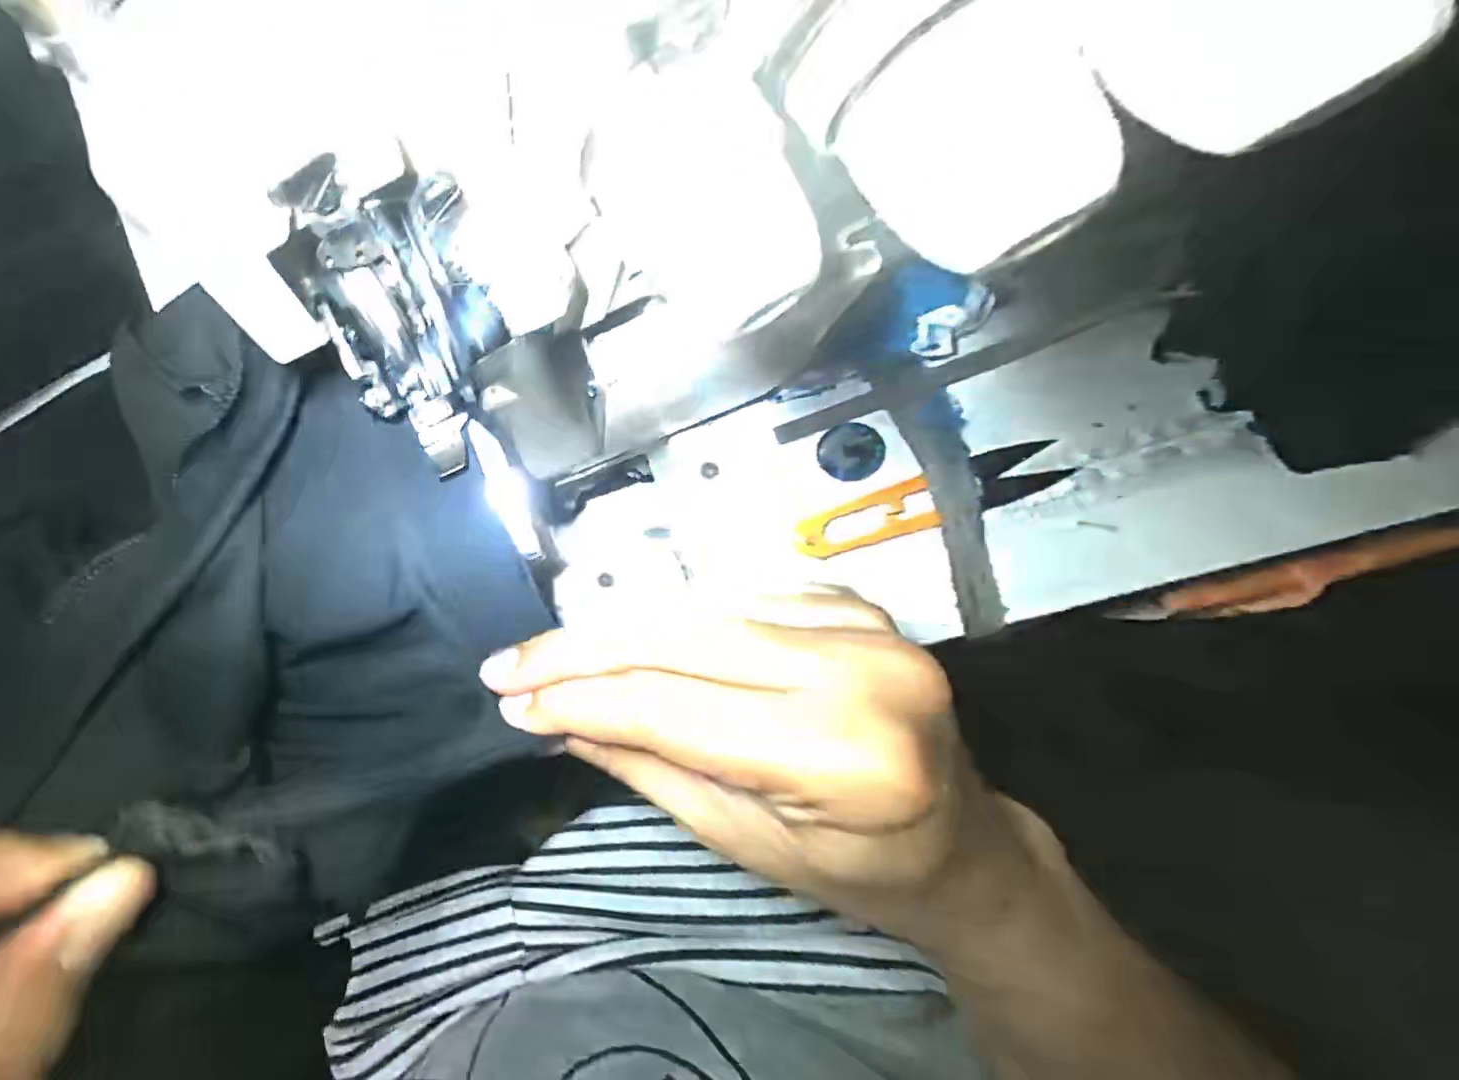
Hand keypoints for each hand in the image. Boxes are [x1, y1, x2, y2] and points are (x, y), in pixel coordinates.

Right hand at [479, 590, 1044, 947]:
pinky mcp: (848, 599)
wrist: (967, 842)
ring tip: (550, 654)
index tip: (512, 700)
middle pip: (674, 636)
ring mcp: (859, 621)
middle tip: (509, 666)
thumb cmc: (856, 869)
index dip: (578, 698)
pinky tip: (624, 638)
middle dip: (576, 650)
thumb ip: (643, 763)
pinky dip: (666, 618)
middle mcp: (857, 668)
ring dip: (610, 629)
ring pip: (692, 607)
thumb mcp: (739, 838)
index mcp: (841, 753)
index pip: (670, 705)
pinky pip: (727, 599)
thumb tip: (555, 717)